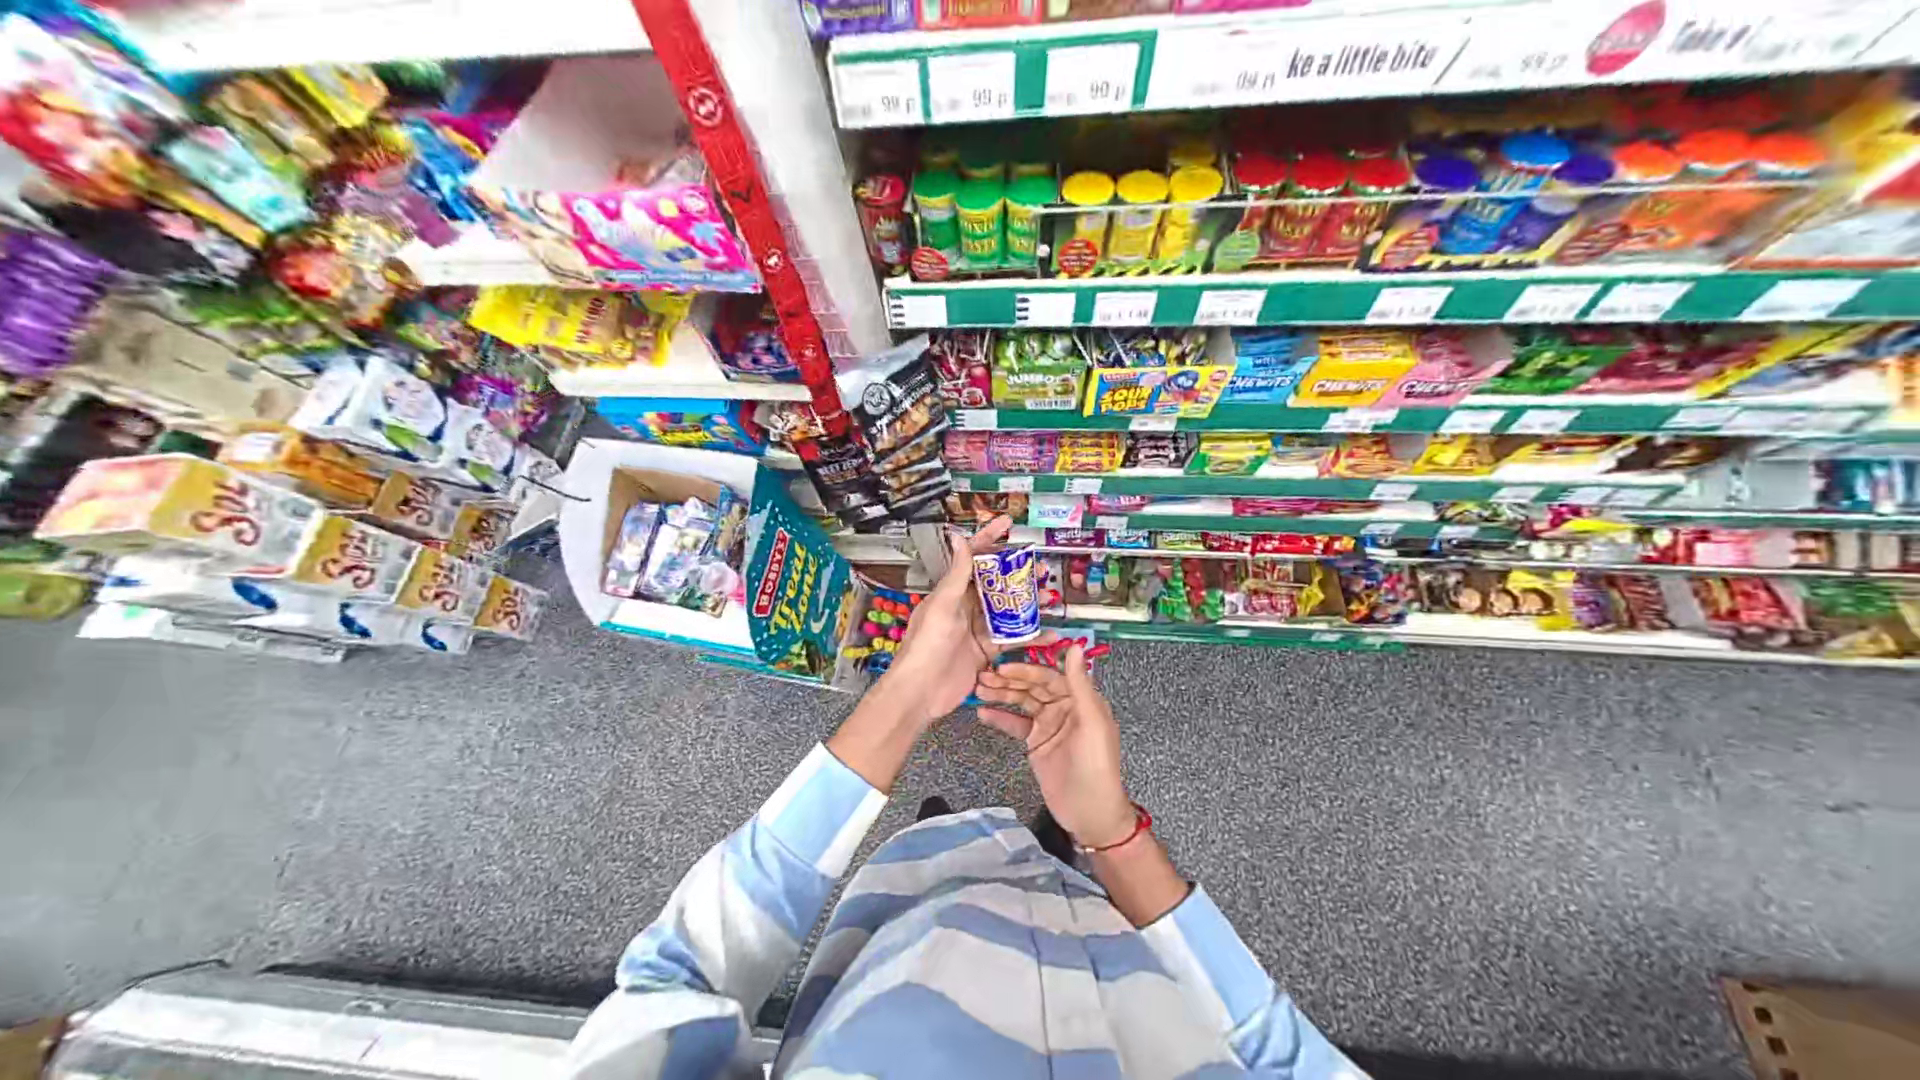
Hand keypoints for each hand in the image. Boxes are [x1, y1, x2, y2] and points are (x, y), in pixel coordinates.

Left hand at [886, 515, 1045, 724]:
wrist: (921, 691)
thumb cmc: (926, 646)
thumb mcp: (942, 605)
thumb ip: (956, 574)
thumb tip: (958, 538)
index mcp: (951, 592)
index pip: (973, 558)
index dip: (990, 539)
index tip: (1007, 523)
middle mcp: (965, 608)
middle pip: (996, 584)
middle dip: (1018, 573)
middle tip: (1040, 566)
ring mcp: (976, 630)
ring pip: (1007, 610)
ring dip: (1028, 603)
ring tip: (1049, 596)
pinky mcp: (986, 652)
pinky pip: (1011, 639)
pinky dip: (1029, 635)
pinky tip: (1047, 632)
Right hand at [973, 644, 1135, 848]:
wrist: (1090, 812)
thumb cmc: (1096, 766)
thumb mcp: (1091, 722)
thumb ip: (1080, 684)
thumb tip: (1074, 647)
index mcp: (1080, 698)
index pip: (1050, 675)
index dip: (1026, 670)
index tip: (1003, 667)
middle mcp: (1064, 706)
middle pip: (1032, 686)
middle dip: (1008, 680)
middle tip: (983, 677)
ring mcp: (1048, 724)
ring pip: (1021, 701)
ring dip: (1000, 694)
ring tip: (978, 690)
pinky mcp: (1036, 742)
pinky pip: (1015, 724)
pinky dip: (999, 717)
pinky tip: (982, 712)